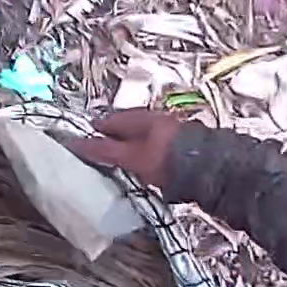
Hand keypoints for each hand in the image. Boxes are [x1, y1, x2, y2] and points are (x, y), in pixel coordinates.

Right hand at [67, 110, 183, 188]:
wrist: (210, 169)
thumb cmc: (165, 159)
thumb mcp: (129, 156)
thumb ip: (103, 150)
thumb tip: (76, 143)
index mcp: (138, 117)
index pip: (107, 121)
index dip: (93, 132)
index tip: (81, 144)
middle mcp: (154, 119)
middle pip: (125, 127)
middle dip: (111, 138)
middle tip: (97, 153)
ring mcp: (169, 132)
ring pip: (140, 138)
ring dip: (128, 148)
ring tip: (118, 163)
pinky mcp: (181, 147)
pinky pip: (153, 149)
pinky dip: (143, 156)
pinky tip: (141, 168)